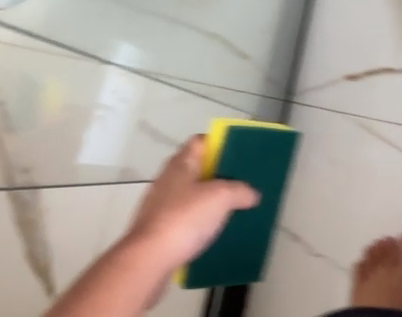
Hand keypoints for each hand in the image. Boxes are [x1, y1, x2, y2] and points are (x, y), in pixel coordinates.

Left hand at [124, 135, 259, 276]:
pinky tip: (209, 233)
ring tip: (229, 210)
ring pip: (189, 194)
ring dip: (207, 201)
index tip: (239, 156)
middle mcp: (168, 178)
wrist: (148, 260)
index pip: (201, 141)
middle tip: (240, 184)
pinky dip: (196, 222)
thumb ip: (240, 191)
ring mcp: (159, 204)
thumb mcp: (221, 198)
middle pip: (196, 168)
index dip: (220, 144)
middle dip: (217, 175)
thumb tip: (253, 194)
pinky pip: (182, 218)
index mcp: (181, 162)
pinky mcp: (156, 228)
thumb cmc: (184, 218)